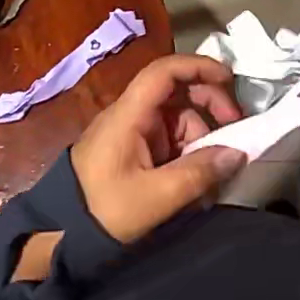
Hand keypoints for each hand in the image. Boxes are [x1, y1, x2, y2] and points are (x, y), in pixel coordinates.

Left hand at [71, 54, 246, 242]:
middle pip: (177, 91)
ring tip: (216, 171)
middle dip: (209, 104)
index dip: (198, 66)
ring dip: (202, 137)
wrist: (60, 233)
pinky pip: (170, 140)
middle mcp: (131, 113)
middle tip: (235, 128)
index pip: (165, 71)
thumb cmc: (104, 209)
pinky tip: (199, 180)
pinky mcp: (134, 149)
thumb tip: (239, 153)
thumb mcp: (156, 197)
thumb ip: (200, 173)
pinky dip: (188, 153)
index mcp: (129, 113)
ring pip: (178, 118)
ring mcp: (132, 131)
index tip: (230, 79)